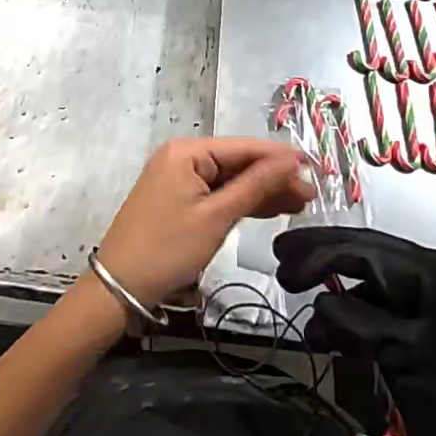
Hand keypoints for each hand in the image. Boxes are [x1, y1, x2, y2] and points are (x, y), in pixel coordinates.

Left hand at [96, 138, 313, 308]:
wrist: (120, 288)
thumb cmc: (168, 249)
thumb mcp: (216, 217)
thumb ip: (255, 185)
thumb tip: (292, 160)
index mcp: (186, 152)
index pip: (243, 147)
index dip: (280, 157)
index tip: (315, 167)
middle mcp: (181, 158)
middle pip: (237, 162)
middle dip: (273, 177)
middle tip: (311, 195)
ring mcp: (178, 180)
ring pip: (230, 180)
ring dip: (261, 191)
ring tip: (300, 203)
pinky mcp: (178, 201)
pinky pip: (217, 194)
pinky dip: (241, 202)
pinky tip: (270, 208)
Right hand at [275, 228, 435, 435]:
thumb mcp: (414, 360)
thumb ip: (363, 327)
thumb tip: (320, 305)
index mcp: (431, 272)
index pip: (361, 248)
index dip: (316, 252)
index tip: (279, 262)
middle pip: (368, 255)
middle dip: (324, 261)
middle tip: (283, 267)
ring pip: (380, 288)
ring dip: (343, 302)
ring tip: (312, 329)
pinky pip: (397, 314)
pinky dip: (367, 324)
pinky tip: (346, 342)